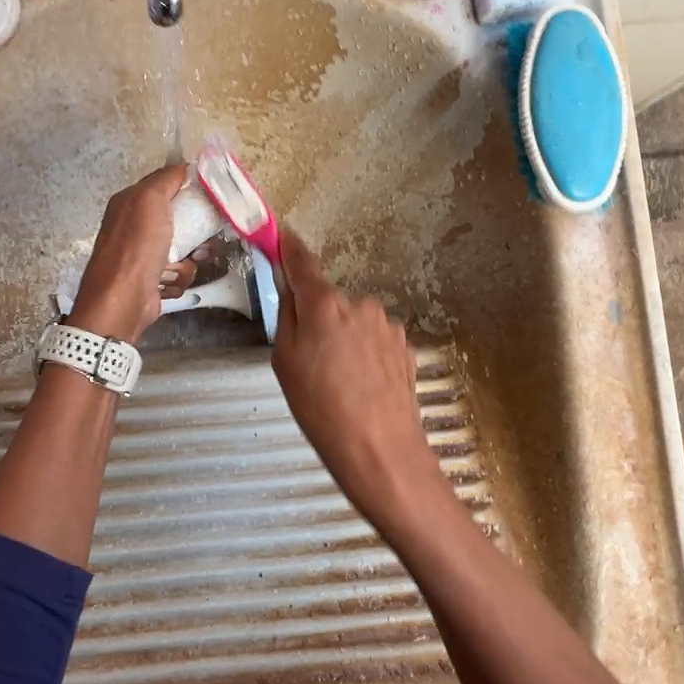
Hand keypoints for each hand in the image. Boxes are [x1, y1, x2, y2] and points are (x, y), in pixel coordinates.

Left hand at [69, 163, 198, 343]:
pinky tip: (165, 284)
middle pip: (179, 220)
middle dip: (193, 233)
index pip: (165, 185)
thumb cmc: (136, 247)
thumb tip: (184, 166)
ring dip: (185, 262)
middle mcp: (135, 227)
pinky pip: (179, 274)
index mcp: (130, 203)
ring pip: (184, 250)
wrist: (123, 300)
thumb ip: (166, 179)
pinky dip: (177, 280)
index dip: (187, 188)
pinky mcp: (152, 281)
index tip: (209, 195)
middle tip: (200, 240)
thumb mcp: (150, 201)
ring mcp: (143, 256)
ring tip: (175, 268)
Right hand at [271, 229, 437, 516]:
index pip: (302, 261)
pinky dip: (361, 355)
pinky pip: (372, 341)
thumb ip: (286, 317)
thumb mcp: (284, 362)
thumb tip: (291, 291)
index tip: (280, 232)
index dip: (288, 246)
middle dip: (316, 318)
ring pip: (351, 322)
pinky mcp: (404, 347)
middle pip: (328, 299)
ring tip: (336, 382)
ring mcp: (386, 325)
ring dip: (341, 339)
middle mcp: (359, 304)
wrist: (381, 450)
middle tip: (307, 360)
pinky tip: (358, 387)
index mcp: (325, 303)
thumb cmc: (322, 409)